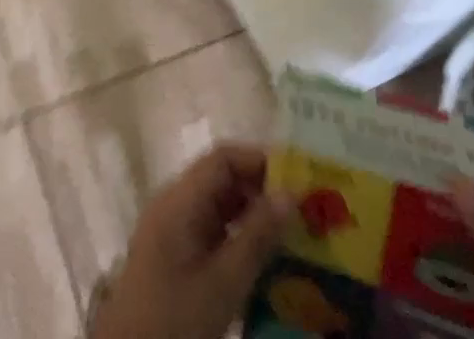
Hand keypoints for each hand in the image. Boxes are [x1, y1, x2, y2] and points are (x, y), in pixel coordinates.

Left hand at [90, 143, 291, 338]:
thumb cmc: (177, 316)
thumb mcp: (225, 280)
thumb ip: (258, 235)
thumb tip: (291, 194)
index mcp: (178, 201)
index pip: (222, 158)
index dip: (260, 160)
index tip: (299, 179)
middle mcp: (172, 204)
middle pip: (219, 177)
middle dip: (261, 187)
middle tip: (303, 209)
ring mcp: (170, 228)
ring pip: (216, 203)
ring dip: (252, 211)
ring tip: (292, 231)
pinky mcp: (172, 252)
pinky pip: (209, 226)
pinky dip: (237, 232)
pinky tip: (264, 254)